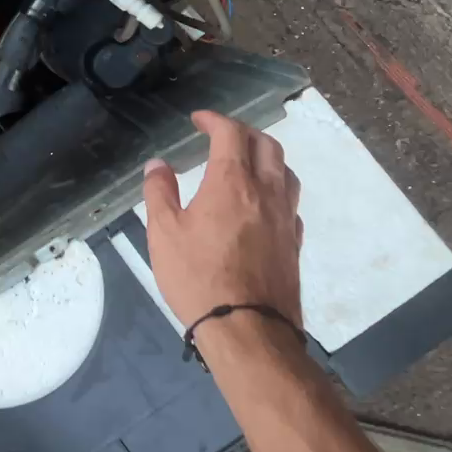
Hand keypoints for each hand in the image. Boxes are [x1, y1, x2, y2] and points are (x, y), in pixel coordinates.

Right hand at [142, 110, 303, 326]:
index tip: (197, 120)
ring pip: (286, 172)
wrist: (248, 331)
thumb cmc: (198, 276)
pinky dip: (275, 190)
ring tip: (245, 164)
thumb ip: (159, 191)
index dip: (214, 120)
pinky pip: (290, 203)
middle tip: (220, 136)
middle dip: (243, 132)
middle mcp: (265, 193)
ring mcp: (284, 219)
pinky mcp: (293, 244)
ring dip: (265, 158)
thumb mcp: (163, 232)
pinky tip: (261, 204)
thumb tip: (158, 164)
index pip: (231, 134)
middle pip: (267, 145)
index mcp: (231, 182)